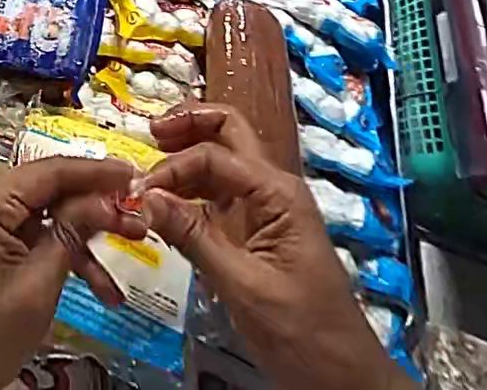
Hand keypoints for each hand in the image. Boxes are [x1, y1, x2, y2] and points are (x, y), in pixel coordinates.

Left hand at [0, 157, 146, 389]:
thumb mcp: (38, 285)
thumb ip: (72, 234)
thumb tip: (108, 199)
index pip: (53, 170)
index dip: (97, 171)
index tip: (135, 173)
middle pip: (56, 187)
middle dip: (99, 203)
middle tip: (139, 213)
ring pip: (56, 211)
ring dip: (91, 233)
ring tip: (133, 244)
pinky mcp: (3, 241)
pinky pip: (45, 233)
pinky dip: (72, 253)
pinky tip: (103, 284)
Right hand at [138, 104, 400, 389]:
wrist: (344, 379)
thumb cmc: (303, 332)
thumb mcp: (243, 286)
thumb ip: (193, 237)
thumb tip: (145, 197)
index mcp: (277, 192)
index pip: (215, 155)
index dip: (175, 166)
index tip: (142, 190)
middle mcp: (270, 186)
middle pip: (228, 130)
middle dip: (189, 122)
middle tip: (151, 132)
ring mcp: (262, 205)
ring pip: (221, 157)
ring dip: (186, 152)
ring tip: (151, 162)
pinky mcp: (251, 227)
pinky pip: (216, 191)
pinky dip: (189, 186)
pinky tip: (166, 198)